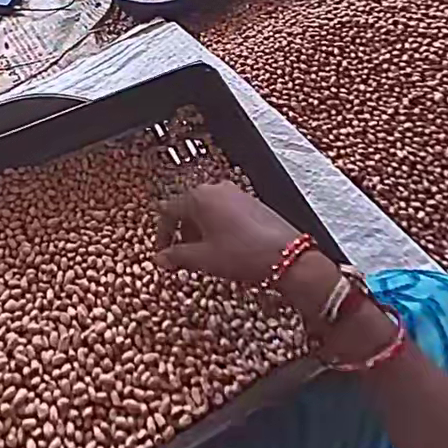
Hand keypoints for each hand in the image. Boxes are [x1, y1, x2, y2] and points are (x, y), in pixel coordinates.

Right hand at [155, 181, 303, 284]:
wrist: (287, 256)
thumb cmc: (244, 253)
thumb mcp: (203, 258)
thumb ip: (177, 256)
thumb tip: (160, 258)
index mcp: (198, 198)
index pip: (168, 211)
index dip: (162, 233)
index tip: (163, 251)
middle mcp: (216, 189)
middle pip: (187, 208)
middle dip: (182, 232)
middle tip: (182, 255)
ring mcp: (235, 193)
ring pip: (207, 209)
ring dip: (200, 229)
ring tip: (205, 253)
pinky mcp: (250, 201)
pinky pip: (225, 210)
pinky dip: (218, 226)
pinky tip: (225, 246)